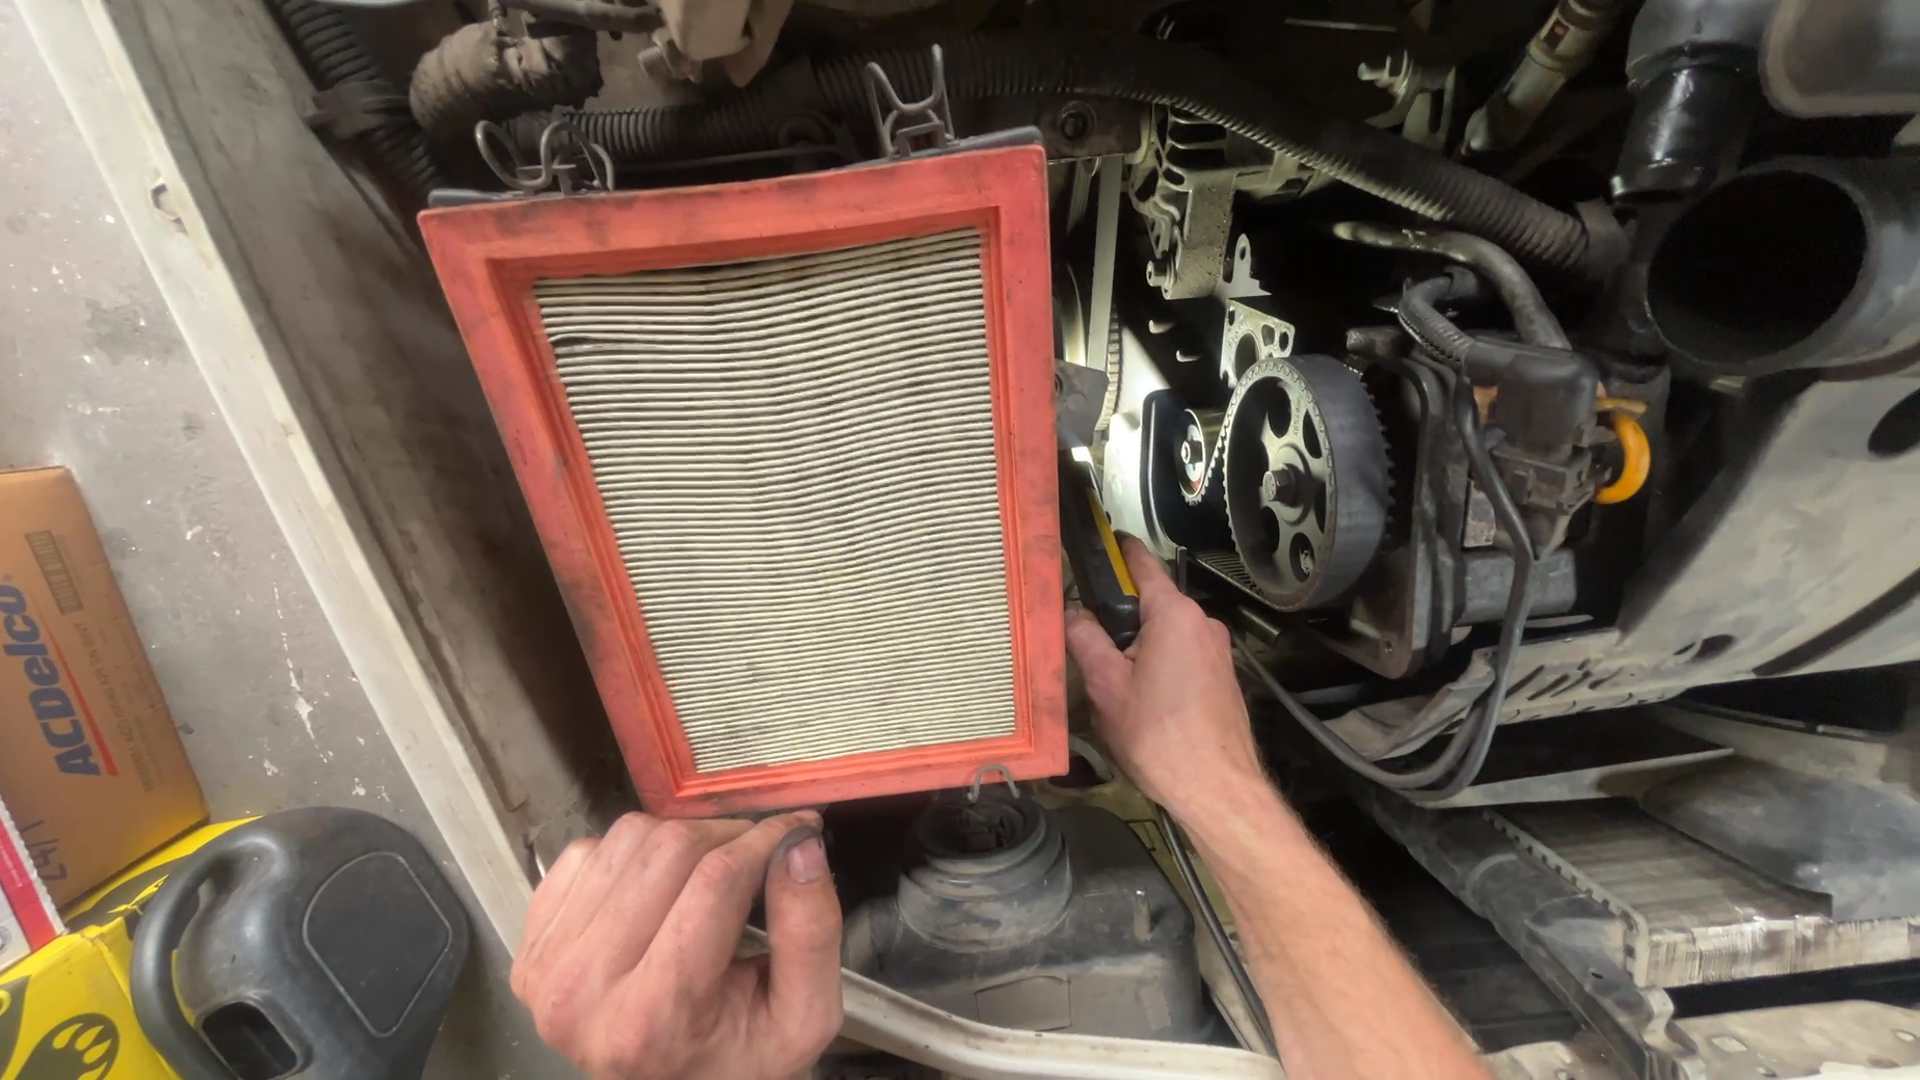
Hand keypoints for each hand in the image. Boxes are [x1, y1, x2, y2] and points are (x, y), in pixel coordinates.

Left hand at [512, 811, 841, 1079]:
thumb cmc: (738, 1056)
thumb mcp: (804, 1015)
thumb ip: (813, 930)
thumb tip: (800, 843)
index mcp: (654, 1016)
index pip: (716, 880)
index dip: (767, 839)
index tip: (796, 829)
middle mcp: (583, 990)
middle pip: (671, 848)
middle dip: (729, 836)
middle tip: (756, 856)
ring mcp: (547, 965)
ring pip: (632, 835)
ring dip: (685, 838)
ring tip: (708, 875)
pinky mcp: (531, 942)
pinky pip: (590, 848)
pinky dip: (634, 853)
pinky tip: (657, 890)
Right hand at [1065, 536, 1265, 822]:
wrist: (1216, 790)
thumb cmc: (1157, 734)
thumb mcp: (1106, 686)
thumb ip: (1085, 639)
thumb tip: (1073, 613)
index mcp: (1175, 614)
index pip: (1140, 562)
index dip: (1114, 549)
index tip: (1095, 539)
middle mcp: (1202, 623)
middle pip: (1150, 602)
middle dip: (1118, 616)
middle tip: (1085, 642)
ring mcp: (1217, 651)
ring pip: (1164, 632)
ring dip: (1136, 645)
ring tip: (1111, 682)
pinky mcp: (1223, 677)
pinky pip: (1181, 655)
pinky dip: (1157, 663)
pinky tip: (1141, 699)